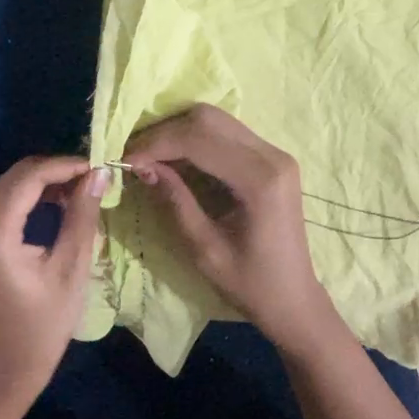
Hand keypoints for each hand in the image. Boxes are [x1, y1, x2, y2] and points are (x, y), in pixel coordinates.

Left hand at [0, 156, 106, 401]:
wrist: (11, 357)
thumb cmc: (45, 321)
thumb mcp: (71, 267)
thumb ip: (81, 216)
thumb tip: (98, 174)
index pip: (28, 177)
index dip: (64, 165)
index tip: (98, 165)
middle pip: (17, 175)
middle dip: (57, 169)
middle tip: (95, 176)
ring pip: (12, 183)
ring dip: (47, 180)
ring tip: (84, 189)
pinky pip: (7, 198)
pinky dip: (34, 194)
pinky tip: (61, 201)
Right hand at [125, 104, 338, 349]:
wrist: (292, 299)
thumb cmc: (250, 283)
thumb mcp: (203, 248)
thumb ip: (174, 201)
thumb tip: (141, 167)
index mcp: (261, 180)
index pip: (199, 140)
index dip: (157, 145)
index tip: (125, 161)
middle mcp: (272, 156)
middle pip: (207, 119)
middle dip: (164, 133)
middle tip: (134, 156)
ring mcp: (274, 154)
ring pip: (214, 120)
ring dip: (176, 132)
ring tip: (149, 157)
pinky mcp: (269, 159)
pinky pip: (224, 133)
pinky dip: (192, 139)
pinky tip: (173, 160)